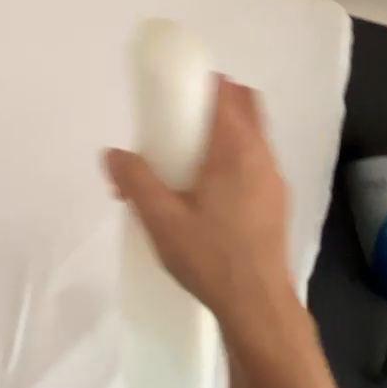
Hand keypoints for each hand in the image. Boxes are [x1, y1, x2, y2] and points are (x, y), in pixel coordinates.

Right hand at [104, 77, 297, 335]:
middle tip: (172, 122)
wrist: (257, 304)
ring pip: (250, 137)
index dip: (200, 83)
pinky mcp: (273, 203)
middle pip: (245, 108)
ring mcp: (273, 181)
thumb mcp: (159, 218)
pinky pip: (251, 162)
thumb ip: (134, 180)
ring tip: (178, 162)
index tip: (170, 91)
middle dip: (211, 103)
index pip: (227, 94)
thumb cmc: (209, 256)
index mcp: (237, 152)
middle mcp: (262, 158)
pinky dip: (227, 159)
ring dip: (218, 134)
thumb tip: (113, 153)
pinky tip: (198, 193)